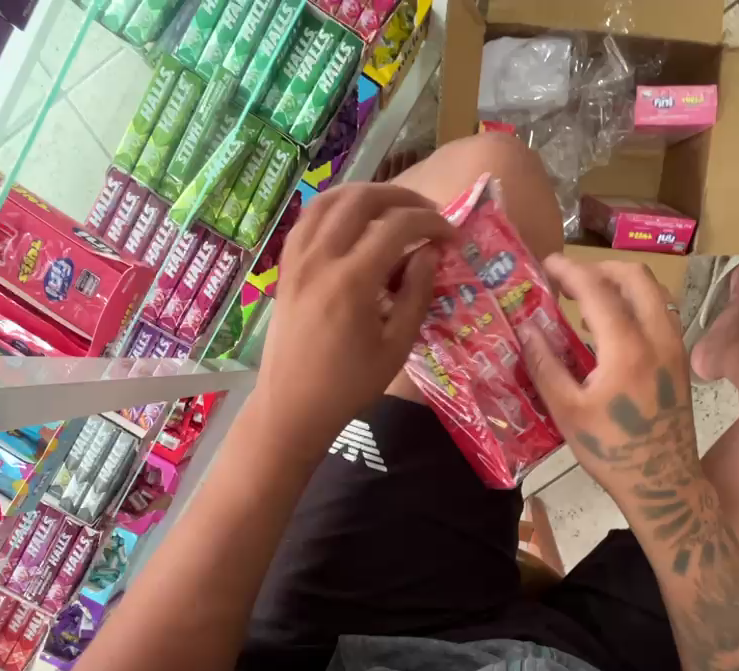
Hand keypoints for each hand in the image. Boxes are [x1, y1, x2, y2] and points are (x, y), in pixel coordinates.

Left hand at [256, 183, 451, 443]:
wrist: (292, 407)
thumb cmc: (349, 386)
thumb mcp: (396, 347)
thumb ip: (417, 294)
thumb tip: (430, 252)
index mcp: (353, 281)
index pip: (399, 226)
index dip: (432, 222)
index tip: (452, 235)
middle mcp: (321, 258)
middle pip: (363, 199)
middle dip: (402, 197)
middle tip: (427, 213)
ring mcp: (298, 259)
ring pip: (331, 198)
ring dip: (366, 194)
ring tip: (393, 208)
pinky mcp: (286, 267)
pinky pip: (309, 218)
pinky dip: (334, 206)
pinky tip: (352, 219)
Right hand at [522, 255, 713, 539]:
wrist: (662, 481)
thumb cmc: (610, 451)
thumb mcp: (567, 411)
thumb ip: (545, 364)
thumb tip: (526, 328)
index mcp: (626, 348)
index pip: (597, 288)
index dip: (570, 270)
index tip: (547, 266)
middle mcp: (657, 337)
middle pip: (635, 276)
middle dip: (600, 267)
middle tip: (570, 279)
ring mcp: (675, 346)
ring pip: (653, 292)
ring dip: (620, 284)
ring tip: (588, 300)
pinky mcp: (680, 360)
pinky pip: (660, 313)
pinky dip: (636, 305)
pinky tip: (612, 328)